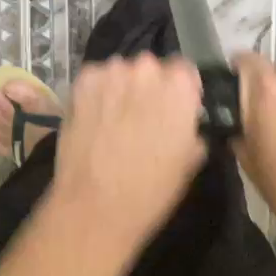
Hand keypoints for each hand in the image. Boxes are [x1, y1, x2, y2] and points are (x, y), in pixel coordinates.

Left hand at [48, 54, 206, 243]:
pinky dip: (97, 93)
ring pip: (122, 72)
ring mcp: (113, 71)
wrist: (95, 207)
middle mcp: (148, 68)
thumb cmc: (151, 191)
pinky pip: (96, 79)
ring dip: (121, 88)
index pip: (185, 71)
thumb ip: (191, 128)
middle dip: (148, 87)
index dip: (179, 90)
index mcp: (179, 86)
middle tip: (142, 116)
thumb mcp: (189, 161)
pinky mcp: (84, 80)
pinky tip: (94, 118)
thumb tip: (187, 122)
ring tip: (115, 120)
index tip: (173, 108)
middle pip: (151, 68)